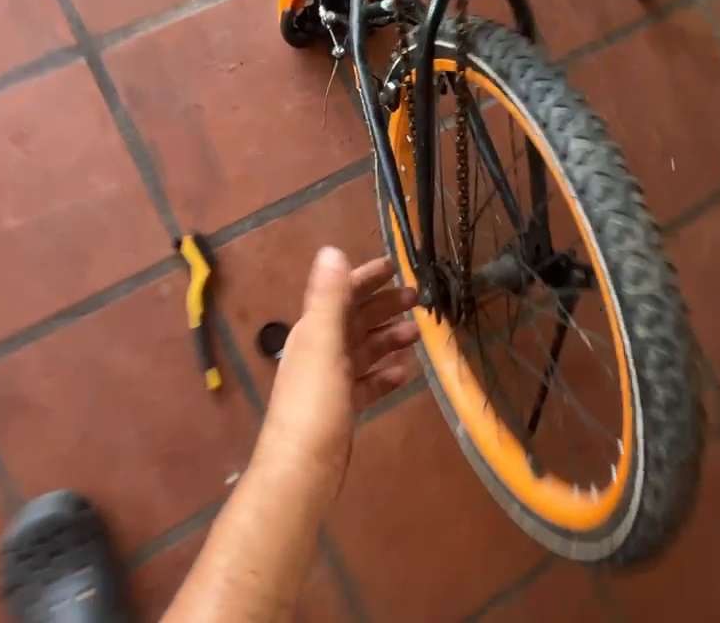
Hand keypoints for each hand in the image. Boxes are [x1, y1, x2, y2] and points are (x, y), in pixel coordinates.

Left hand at [256, 248, 419, 492]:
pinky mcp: (342, 408)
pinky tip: (404, 374)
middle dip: (385, 306)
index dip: (366, 277)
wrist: (301, 470)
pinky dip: (385, 375)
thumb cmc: (313, 404)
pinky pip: (367, 383)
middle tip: (418, 299)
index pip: (341, 293)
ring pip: (364, 350)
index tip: (395, 266)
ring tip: (418, 335)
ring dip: (389, 338)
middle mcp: (321, 350)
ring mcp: (331, 381)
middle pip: (356, 319)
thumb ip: (328, 297)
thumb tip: (332, 250)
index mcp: (314, 330)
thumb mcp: (322, 344)